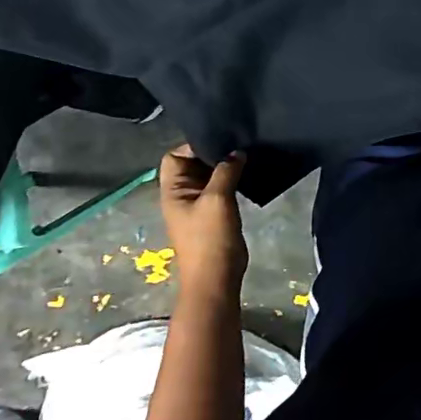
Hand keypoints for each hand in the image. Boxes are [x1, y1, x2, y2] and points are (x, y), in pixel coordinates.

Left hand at [158, 144, 247, 295]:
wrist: (216, 278)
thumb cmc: (210, 238)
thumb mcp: (217, 199)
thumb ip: (226, 171)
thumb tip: (237, 152)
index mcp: (173, 190)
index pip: (175, 156)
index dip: (193, 146)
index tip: (219, 140)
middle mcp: (182, 194)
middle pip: (193, 164)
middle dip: (212, 153)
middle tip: (237, 143)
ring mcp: (199, 204)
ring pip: (209, 175)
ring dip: (224, 167)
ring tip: (245, 155)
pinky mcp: (214, 213)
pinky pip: (220, 188)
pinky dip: (231, 179)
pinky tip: (247, 174)